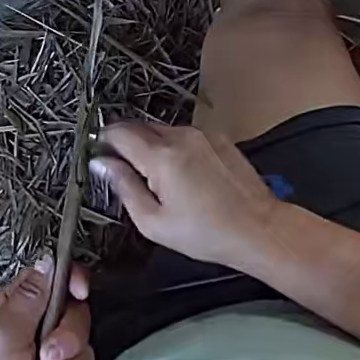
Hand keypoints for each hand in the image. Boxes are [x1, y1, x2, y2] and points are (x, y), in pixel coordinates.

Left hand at [0, 261, 93, 359]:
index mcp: (16, 306)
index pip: (55, 277)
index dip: (72, 280)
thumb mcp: (0, 331)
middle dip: (65, 338)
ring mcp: (50, 359)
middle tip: (44, 355)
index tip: (79, 290)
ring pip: (82, 351)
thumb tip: (49, 259)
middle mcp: (36, 328)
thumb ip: (30, 295)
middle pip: (76, 314)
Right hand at [89, 122, 287, 269]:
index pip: (119, 132)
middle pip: (139, 127)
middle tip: (125, 171)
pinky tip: (182, 174)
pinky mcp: (218, 137)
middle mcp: (181, 136)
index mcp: (161, 157)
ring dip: (151, 146)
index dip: (104, 141)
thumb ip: (123, 187)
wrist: (260, 229)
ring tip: (158, 178)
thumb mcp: (154, 222)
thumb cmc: (206, 233)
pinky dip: (174, 147)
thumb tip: (101, 163)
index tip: (100, 155)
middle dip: (126, 143)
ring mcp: (202, 133)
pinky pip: (184, 135)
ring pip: (161, 130)